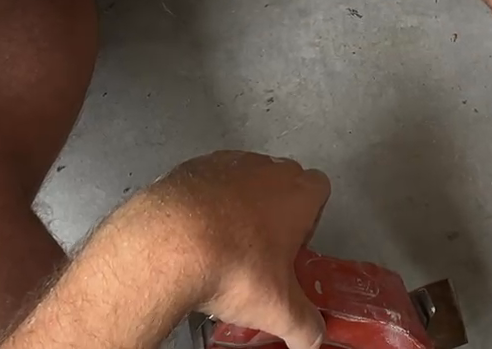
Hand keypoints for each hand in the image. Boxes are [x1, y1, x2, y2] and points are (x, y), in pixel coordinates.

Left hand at [139, 151, 331, 348]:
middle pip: (282, 183)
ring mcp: (232, 161)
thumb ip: (304, 325)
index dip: (309, 218)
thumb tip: (314, 338)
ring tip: (222, 245)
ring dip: (240, 205)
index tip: (292, 246)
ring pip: (246, 179)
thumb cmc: (235, 267)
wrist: (172, 243)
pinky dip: (208, 201)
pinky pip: (211, 180)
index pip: (319, 190)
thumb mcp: (277, 309)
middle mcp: (270, 169)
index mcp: (298, 193)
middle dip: (275, 212)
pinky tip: (195, 233)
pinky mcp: (198, 164)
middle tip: (259, 251)